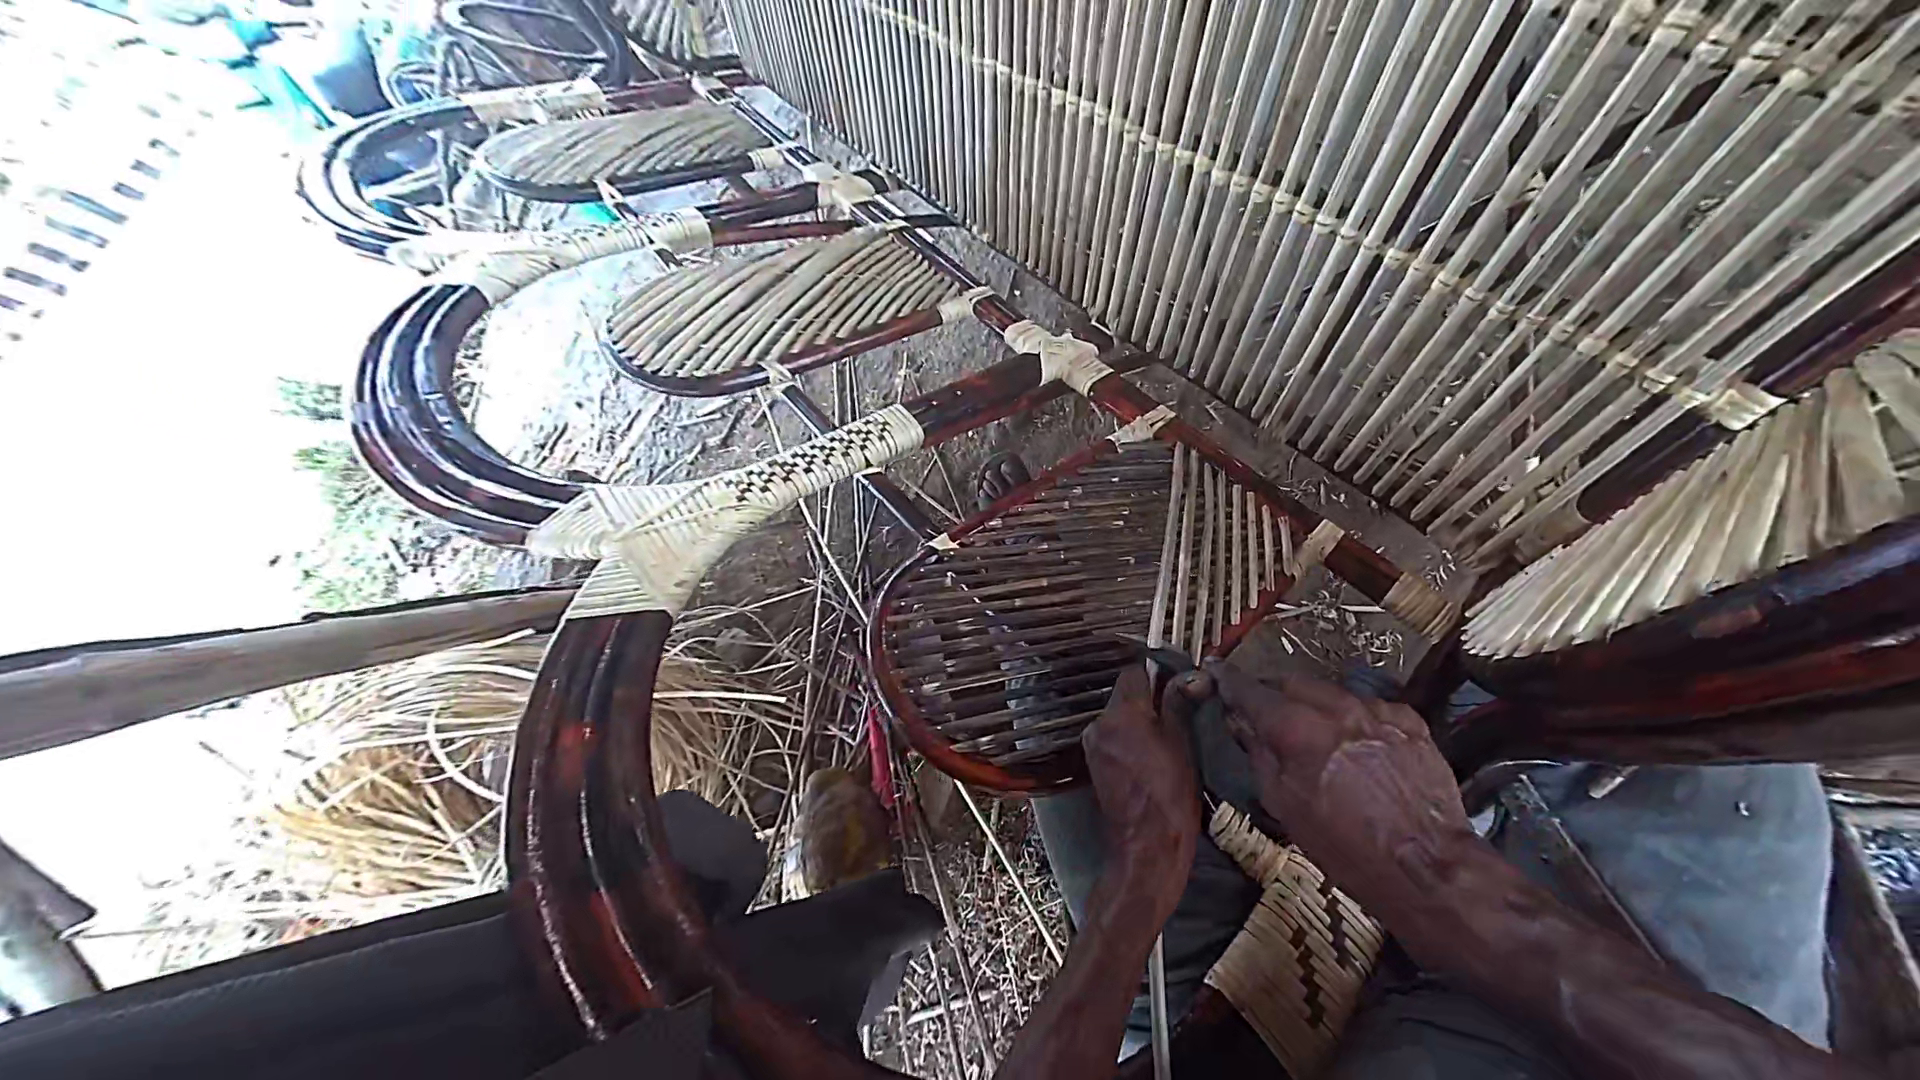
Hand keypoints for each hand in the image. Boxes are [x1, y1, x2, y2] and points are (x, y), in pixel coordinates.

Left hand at [1081, 664, 1199, 908]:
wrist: (1146, 845)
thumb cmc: (1170, 796)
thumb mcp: (1182, 743)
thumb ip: (1179, 704)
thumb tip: (1192, 676)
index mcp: (1122, 713)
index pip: (1134, 671)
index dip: (1156, 673)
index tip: (1175, 680)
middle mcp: (1100, 722)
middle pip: (1124, 694)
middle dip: (1148, 699)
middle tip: (1177, 714)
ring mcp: (1093, 743)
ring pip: (1118, 716)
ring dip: (1138, 720)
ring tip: (1166, 741)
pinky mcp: (1092, 761)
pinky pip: (1112, 736)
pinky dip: (1128, 739)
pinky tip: (1149, 757)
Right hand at [1191, 660, 1473, 917]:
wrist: (1429, 868)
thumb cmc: (1344, 845)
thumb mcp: (1283, 803)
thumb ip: (1259, 752)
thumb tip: (1241, 721)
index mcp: (1294, 727)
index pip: (1248, 689)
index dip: (1226, 678)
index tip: (1213, 670)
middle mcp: (1334, 707)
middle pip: (1289, 683)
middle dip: (1272, 694)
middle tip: (1265, 714)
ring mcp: (1375, 710)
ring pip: (1329, 692)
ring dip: (1313, 706)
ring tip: (1314, 734)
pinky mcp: (1409, 721)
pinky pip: (1367, 707)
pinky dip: (1353, 719)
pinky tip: (1357, 746)